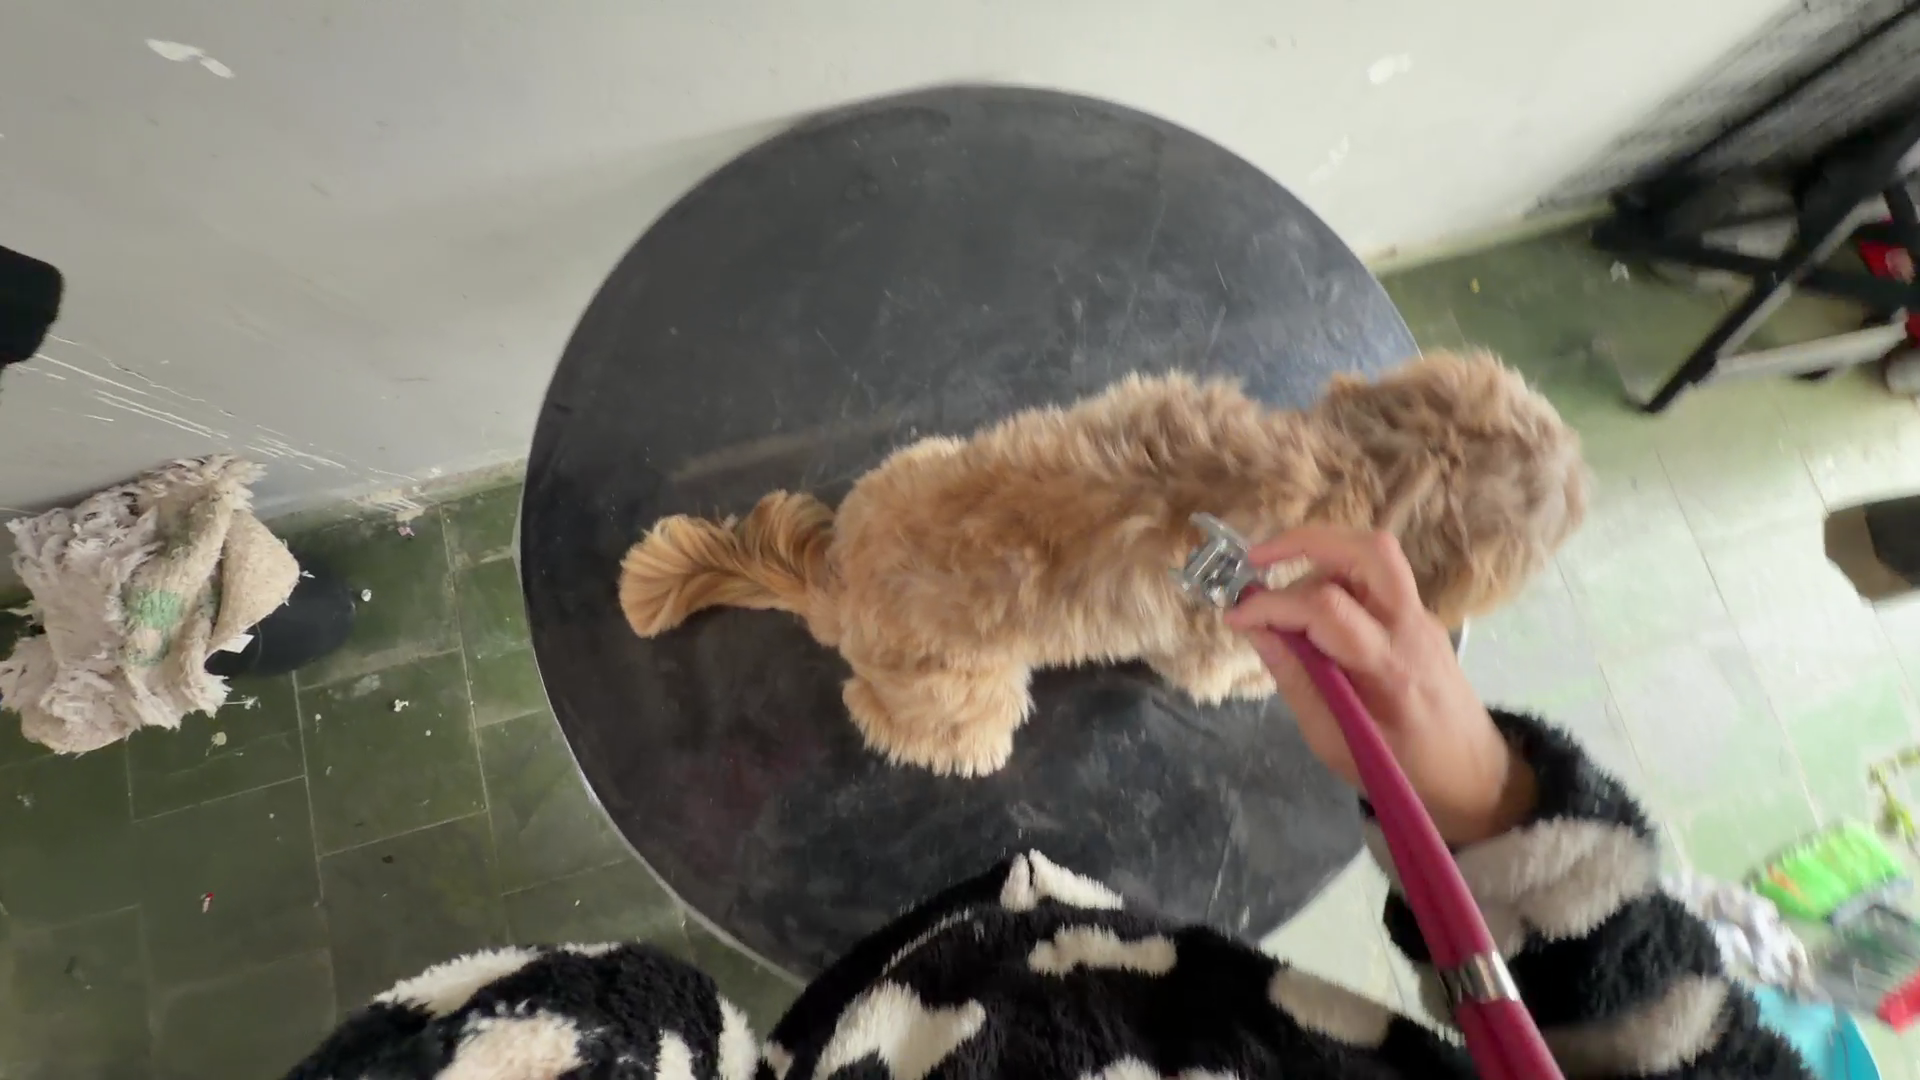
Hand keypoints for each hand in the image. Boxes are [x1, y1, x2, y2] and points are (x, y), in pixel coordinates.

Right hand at [1223, 527, 1534, 845]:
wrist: (1474, 776)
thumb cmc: (1402, 767)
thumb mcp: (1333, 739)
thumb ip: (1294, 680)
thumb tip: (1254, 629)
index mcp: (1390, 666)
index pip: (1325, 607)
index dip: (1271, 605)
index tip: (1235, 617)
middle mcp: (1410, 627)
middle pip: (1368, 551)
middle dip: (1305, 542)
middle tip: (1257, 559)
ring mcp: (1419, 617)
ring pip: (1370, 555)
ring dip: (1316, 559)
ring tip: (1280, 598)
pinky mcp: (1415, 616)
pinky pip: (1369, 577)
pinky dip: (1330, 577)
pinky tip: (1307, 613)